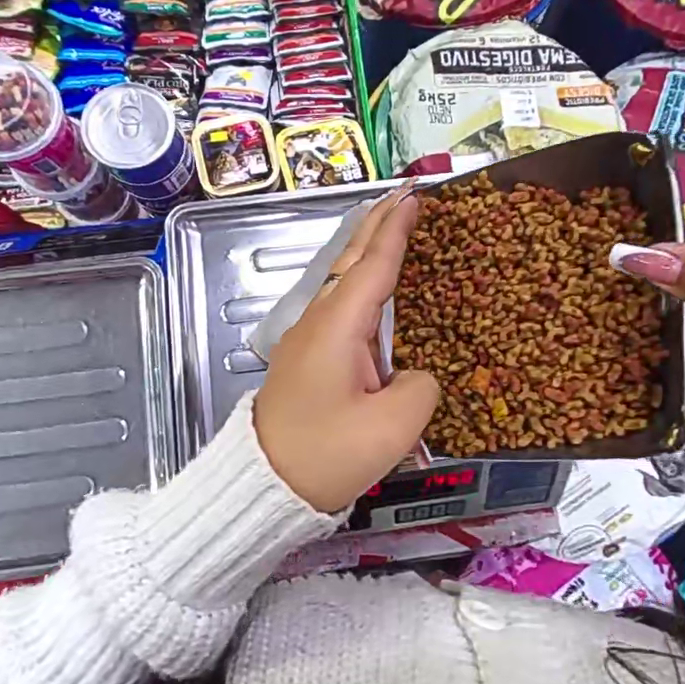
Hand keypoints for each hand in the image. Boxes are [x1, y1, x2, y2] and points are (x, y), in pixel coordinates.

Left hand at [256, 188, 441, 511]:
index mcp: (337, 328)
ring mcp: (307, 340)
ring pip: (341, 282)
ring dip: (368, 252)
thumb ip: (420, 387)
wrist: (264, 486)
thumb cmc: (326, 454)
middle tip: (406, 197)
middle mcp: (318, 323)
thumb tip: (412, 375)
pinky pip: (339, 308)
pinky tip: (377, 294)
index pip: (373, 265)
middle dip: (377, 225)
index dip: (396, 230)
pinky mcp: (307, 360)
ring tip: (397, 232)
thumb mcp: (392, 427)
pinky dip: (362, 286)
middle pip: (349, 261)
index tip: (415, 197)